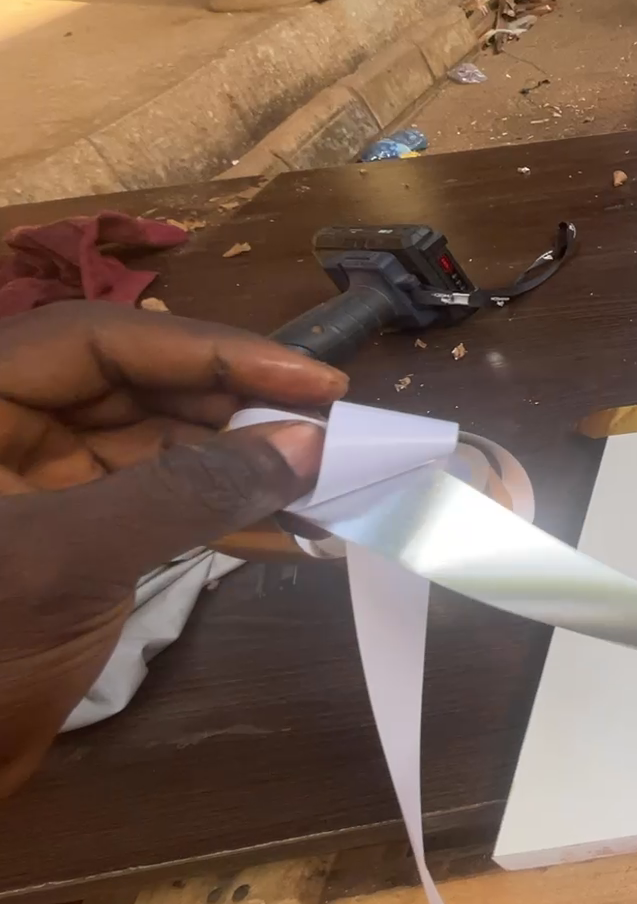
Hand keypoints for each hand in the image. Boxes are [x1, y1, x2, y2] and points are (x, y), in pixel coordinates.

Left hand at [0, 301, 347, 795]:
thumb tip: (310, 442)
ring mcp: (42, 486)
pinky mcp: (82, 535)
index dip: (217, 351)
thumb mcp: (63, 561)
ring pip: (170, 447)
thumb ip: (189, 491)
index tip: (321, 383)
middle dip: (247, 410)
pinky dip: (242, 515)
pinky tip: (304, 532)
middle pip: (143, 389)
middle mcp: (2, 432)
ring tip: (335, 482)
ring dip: (256, 466)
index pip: (99, 343)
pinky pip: (175, 504)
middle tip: (337, 434)